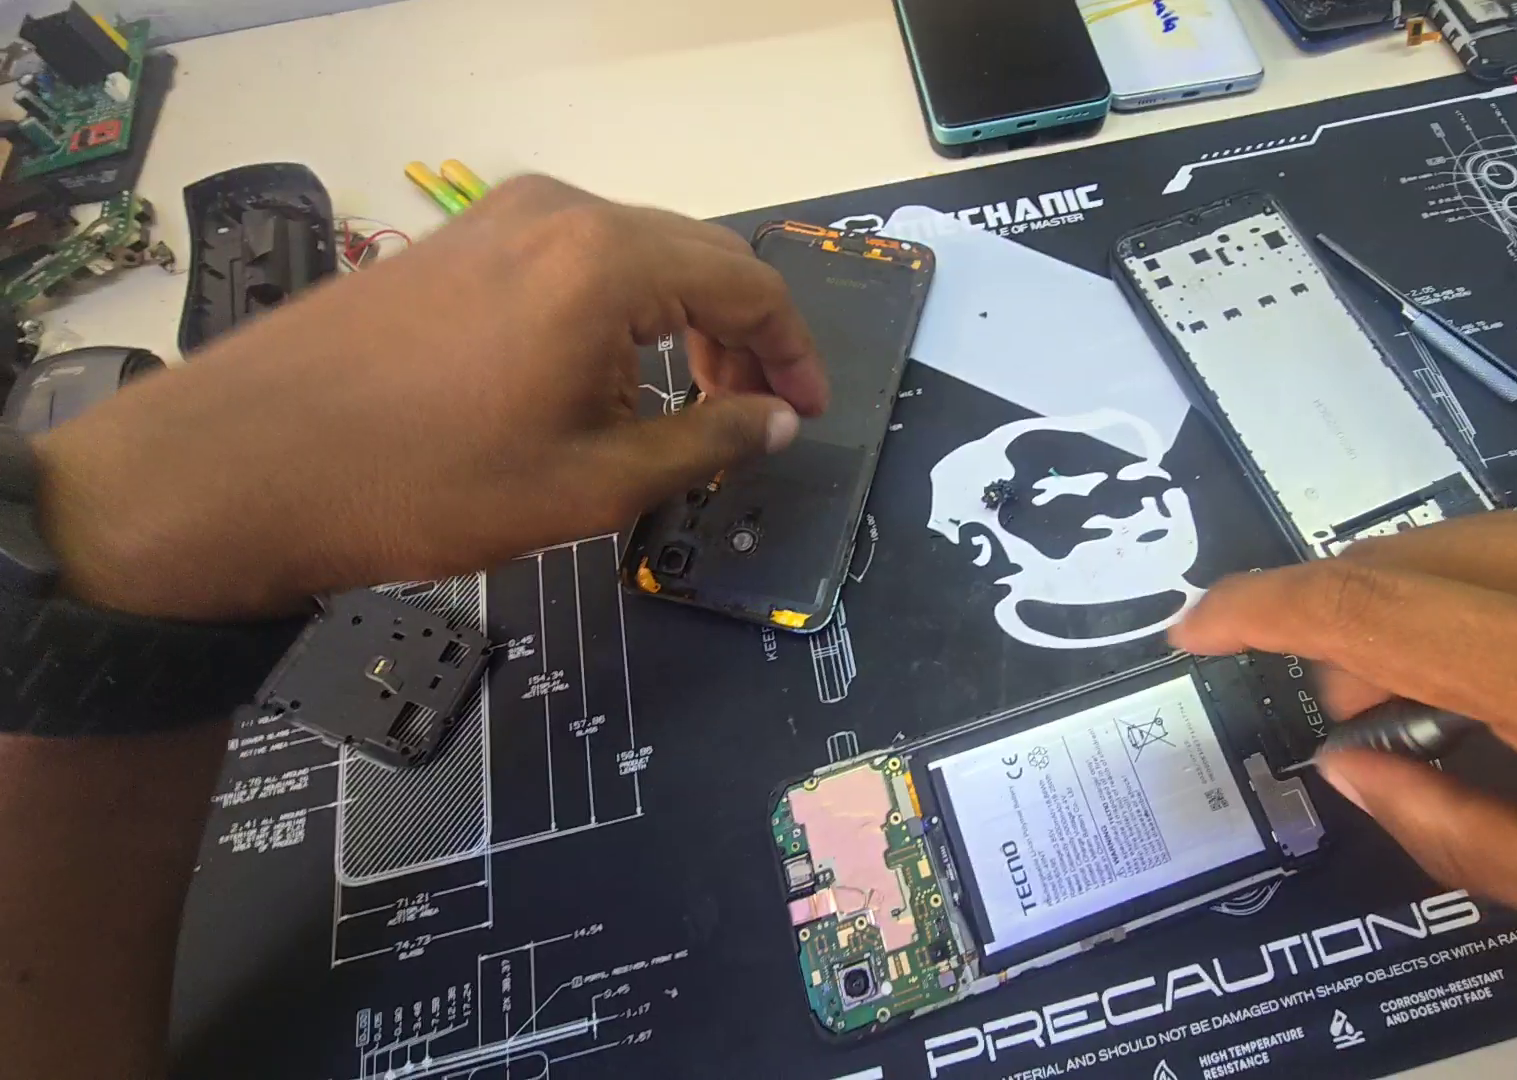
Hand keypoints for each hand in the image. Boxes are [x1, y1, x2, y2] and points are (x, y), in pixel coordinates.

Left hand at [33, 175, 825, 619]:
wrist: (239, 468)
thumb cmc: (436, 484)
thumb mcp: (600, 480)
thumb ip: (710, 440)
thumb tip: (780, 420)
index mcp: (607, 262)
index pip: (750, 287)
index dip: (794, 352)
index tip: (807, 411)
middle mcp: (565, 212)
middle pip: (706, 259)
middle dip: (750, 336)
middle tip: (759, 412)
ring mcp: (510, 216)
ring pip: (651, 256)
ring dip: (695, 323)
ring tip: (699, 400)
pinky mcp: (472, 237)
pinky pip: (591, 259)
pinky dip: (637, 312)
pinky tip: (622, 374)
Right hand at [1172, 473, 1516, 997]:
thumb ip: (1460, 831)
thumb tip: (1346, 761)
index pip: (1372, 608)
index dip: (1258, 608)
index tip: (1193, 626)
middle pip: (1397, 562)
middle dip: (1326, 621)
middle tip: (1340, 705)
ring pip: (1451, 541)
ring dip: (1398, 606)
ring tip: (1421, 687)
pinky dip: (1469, 587)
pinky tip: (1511, 647)